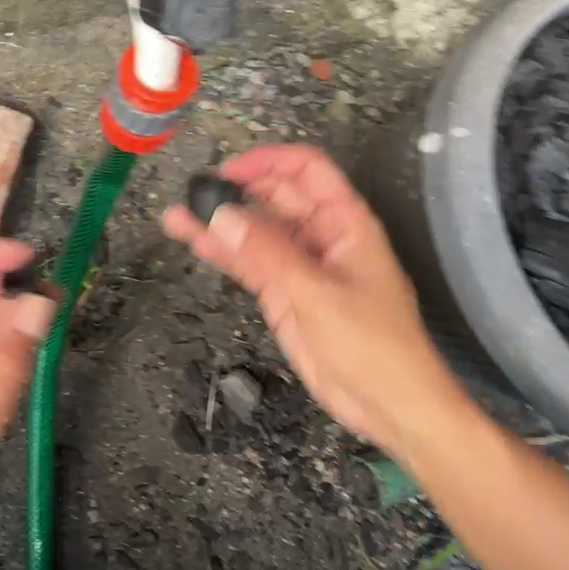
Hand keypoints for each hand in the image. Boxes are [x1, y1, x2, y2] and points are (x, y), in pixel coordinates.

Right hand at [162, 144, 462, 456]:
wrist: (390, 407)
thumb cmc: (375, 346)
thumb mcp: (320, 294)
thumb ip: (268, 253)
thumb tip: (223, 216)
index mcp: (345, 223)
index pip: (308, 170)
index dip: (270, 162)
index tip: (230, 171)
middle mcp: (320, 236)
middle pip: (274, 197)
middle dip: (236, 191)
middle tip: (195, 193)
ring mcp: (299, 264)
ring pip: (254, 231)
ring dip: (219, 222)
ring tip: (177, 217)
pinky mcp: (283, 293)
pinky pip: (248, 262)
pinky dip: (222, 251)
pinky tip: (194, 241)